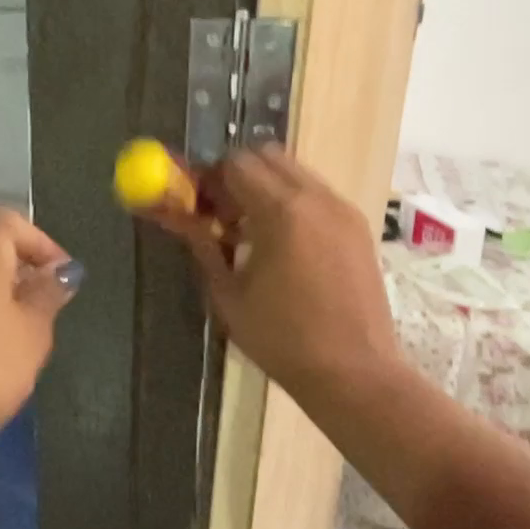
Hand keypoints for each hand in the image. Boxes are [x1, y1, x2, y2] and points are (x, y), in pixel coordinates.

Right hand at [155, 145, 401, 400]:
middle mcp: (316, 198)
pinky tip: (280, 247)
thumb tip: (172, 213)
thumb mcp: (228, 293)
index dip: (207, 178)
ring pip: (293, 172)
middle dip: (236, 175)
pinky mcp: (357, 226)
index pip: (235, 163)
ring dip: (264, 187)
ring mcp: (342, 210)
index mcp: (282, 212)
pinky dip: (290, 203)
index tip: (193, 204)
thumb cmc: (282, 339)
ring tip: (249, 233)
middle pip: (266, 155)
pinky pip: (315, 194)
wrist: (355, 373)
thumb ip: (201, 243)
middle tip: (219, 213)